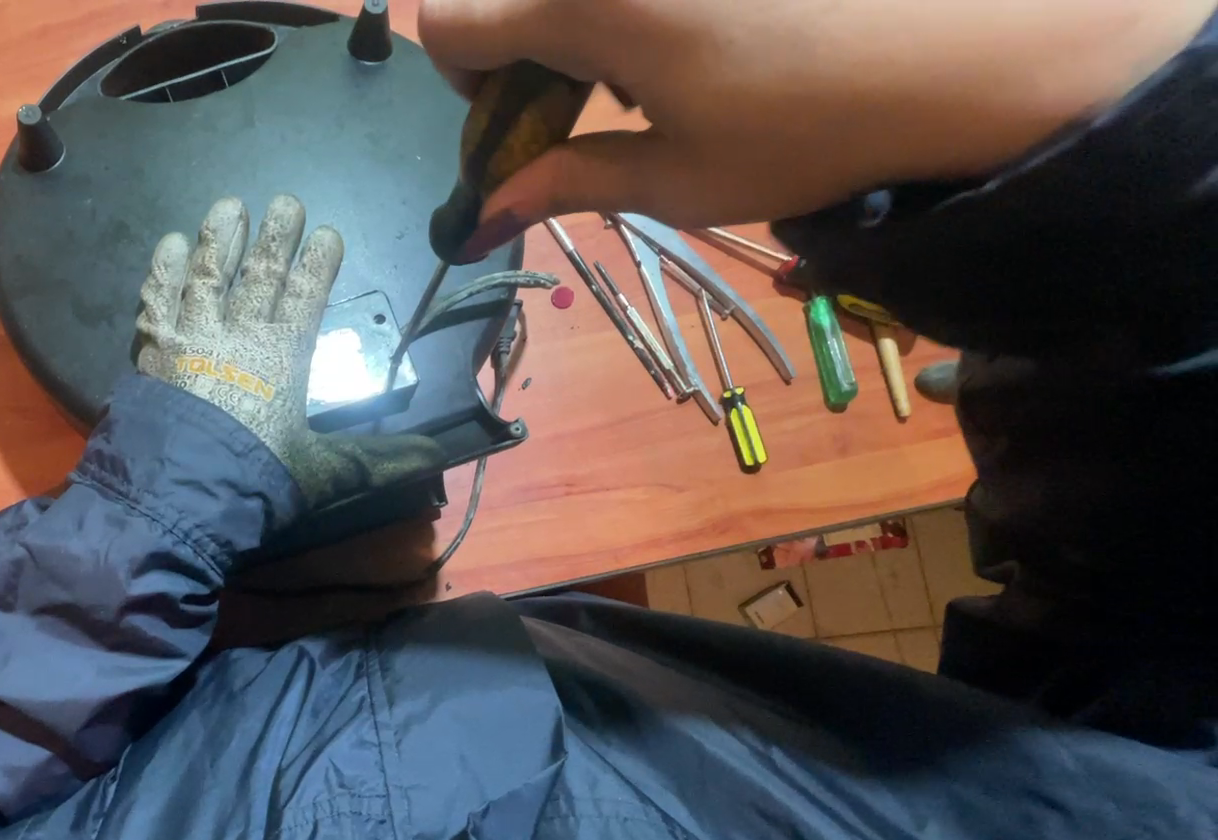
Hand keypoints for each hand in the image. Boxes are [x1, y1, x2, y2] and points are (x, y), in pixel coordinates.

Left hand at [136, 195, 443, 507]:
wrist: (183, 489)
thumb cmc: (258, 476)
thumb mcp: (325, 471)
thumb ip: (378, 459)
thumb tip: (439, 456)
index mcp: (282, 355)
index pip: (306, 295)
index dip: (318, 262)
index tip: (327, 232)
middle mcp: (238, 334)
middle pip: (259, 274)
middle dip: (275, 237)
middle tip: (285, 202)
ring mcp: (192, 336)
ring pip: (207, 274)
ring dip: (218, 238)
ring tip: (229, 205)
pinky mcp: (153, 350)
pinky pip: (157, 298)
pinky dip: (163, 270)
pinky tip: (170, 243)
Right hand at [421, 0, 1209, 239]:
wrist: (983, 45)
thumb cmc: (808, 130)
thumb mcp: (671, 178)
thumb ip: (560, 184)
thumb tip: (480, 223)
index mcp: (590, 6)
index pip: (450, 18)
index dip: (458, 73)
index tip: (506, 110)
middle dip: (513, 41)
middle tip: (576, 88)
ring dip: (575, 17)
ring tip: (647, 59)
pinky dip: (629, 4)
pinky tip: (690, 24)